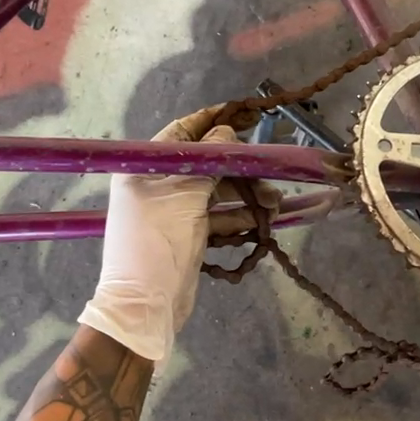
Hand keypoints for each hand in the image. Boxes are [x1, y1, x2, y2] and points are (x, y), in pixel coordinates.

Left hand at [79, 105, 260, 361]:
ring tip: (274, 204)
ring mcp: (174, 211)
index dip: (212, 122)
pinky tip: (263, 220)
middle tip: (269, 173)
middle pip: (206, 164)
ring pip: (217, 192)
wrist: (145, 305)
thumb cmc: (159, 243)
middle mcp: (158, 184)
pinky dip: (239, 216)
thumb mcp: (185, 196)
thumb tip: (227, 131)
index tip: (244, 115)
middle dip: (241, 169)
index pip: (182, 133)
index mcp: (146, 168)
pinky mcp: (189, 234)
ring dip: (246, 195)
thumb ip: (209, 161)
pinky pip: (218, 216)